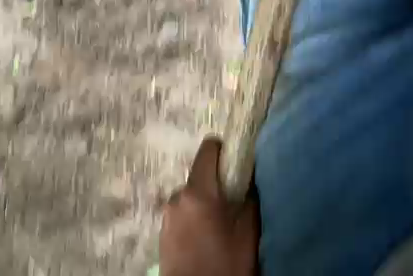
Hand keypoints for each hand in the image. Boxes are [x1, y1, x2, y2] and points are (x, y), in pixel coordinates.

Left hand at [160, 138, 258, 275]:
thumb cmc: (224, 267)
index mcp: (197, 192)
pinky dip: (195, 218)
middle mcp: (176, 197)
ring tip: (221, 227)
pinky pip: (183, 213)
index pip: (209, 148)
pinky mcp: (162, 234)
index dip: (225, 151)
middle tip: (235, 205)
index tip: (239, 165)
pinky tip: (206, 239)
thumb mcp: (247, 235)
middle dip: (218, 185)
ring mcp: (166, 216)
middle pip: (201, 175)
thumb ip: (250, 200)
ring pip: (192, 196)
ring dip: (206, 203)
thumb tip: (250, 179)